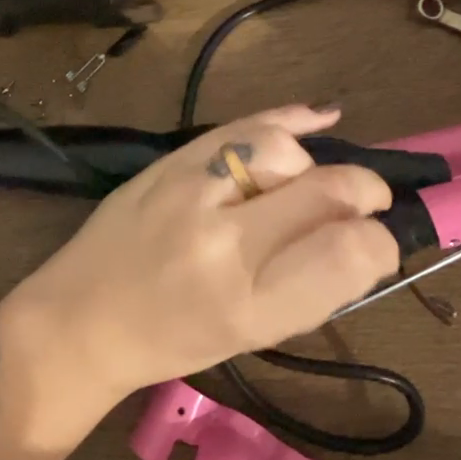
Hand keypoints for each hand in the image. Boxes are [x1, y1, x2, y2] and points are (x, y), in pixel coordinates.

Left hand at [0, 105, 398, 412]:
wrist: (82, 318)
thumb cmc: (172, 341)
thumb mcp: (252, 334)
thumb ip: (308, 284)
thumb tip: (361, 235)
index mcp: (253, 306)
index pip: (348, 252)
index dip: (378, 241)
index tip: (375, 242)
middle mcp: (224, 243)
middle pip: (326, 189)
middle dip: (364, 191)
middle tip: (365, 202)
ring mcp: (190, 193)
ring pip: (281, 148)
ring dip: (312, 162)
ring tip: (307, 182)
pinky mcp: (166, 163)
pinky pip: (237, 126)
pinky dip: (284, 119)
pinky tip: (316, 118)